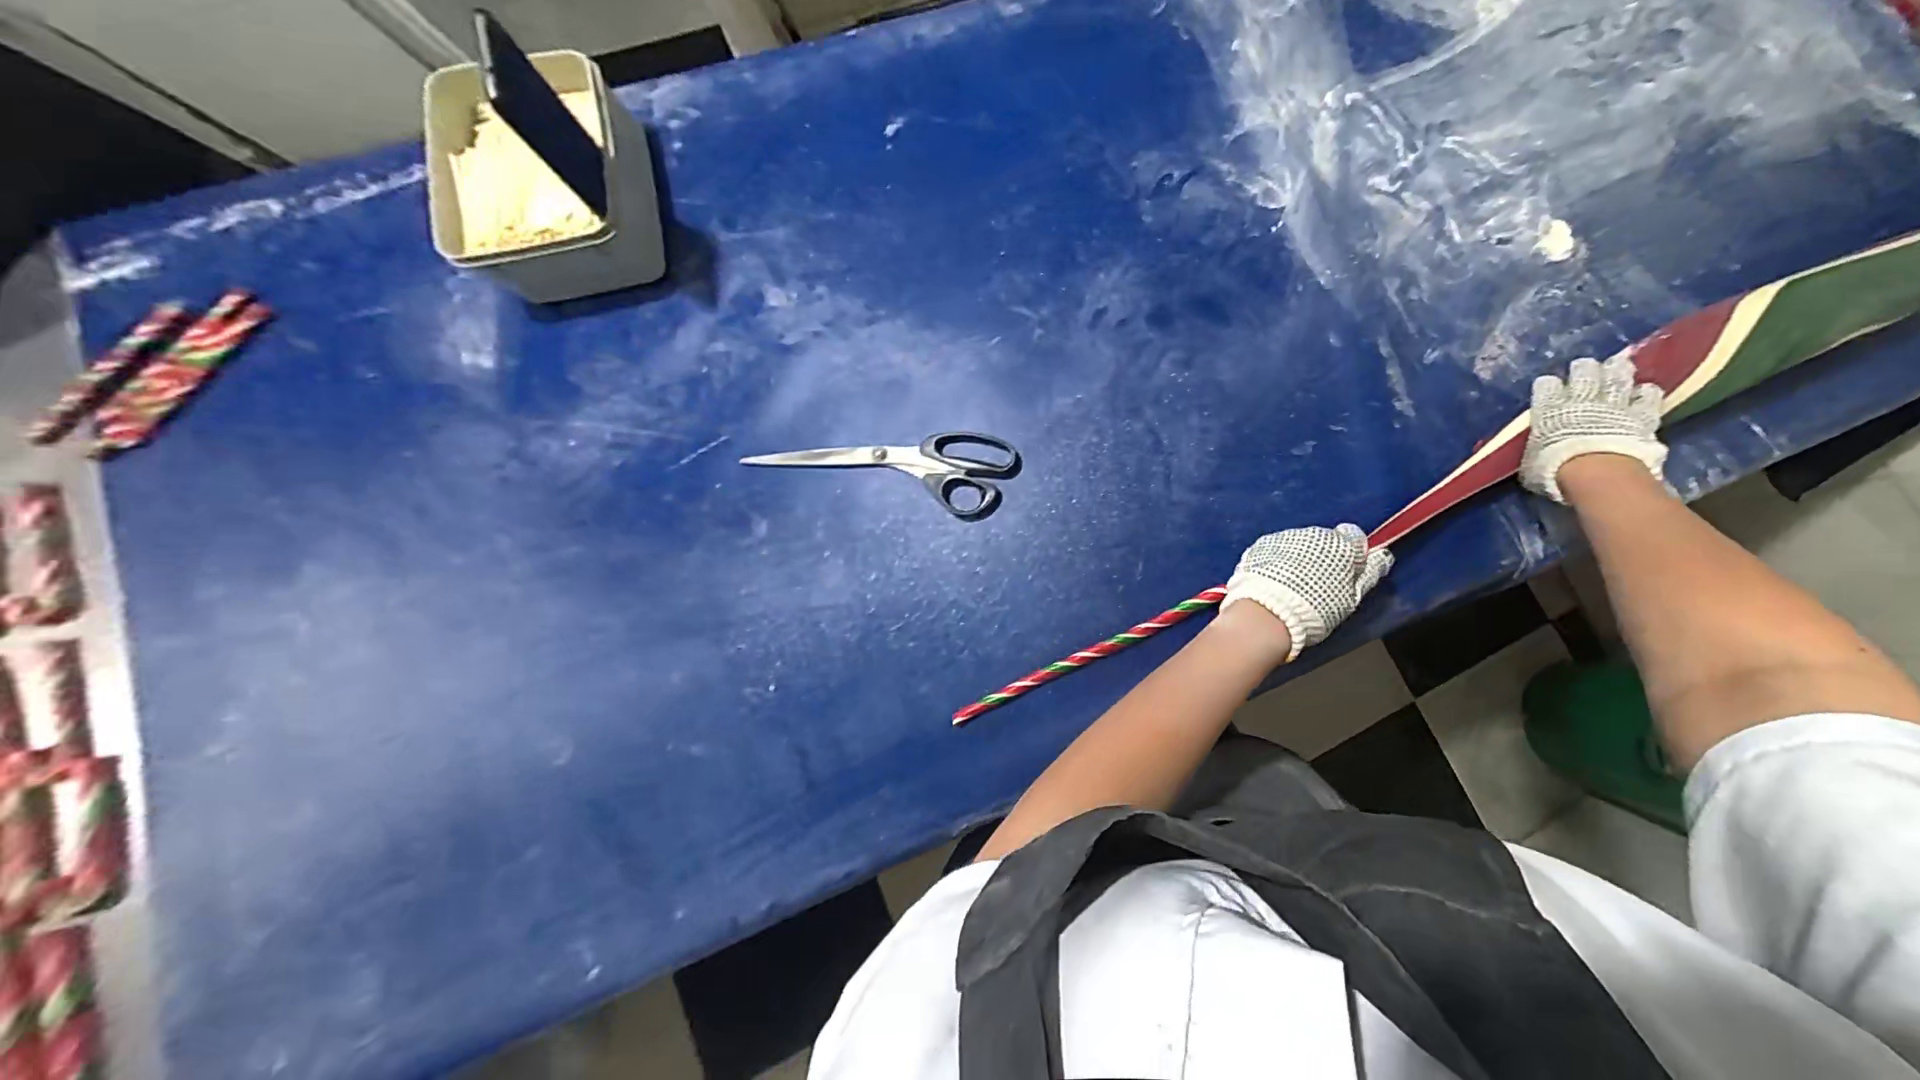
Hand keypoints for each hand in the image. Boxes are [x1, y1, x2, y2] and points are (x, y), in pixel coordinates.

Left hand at [1221, 524, 1391, 662]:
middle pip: (1323, 540)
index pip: (1353, 537)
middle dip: (1322, 557)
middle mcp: (1311, 534)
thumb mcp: (1351, 597)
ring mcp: (1282, 537)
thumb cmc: (1314, 609)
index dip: (1351, 555)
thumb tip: (1383, 557)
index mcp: (1340, 544)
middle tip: (1316, 584)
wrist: (1265, 613)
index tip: (1345, 573)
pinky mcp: (1259, 546)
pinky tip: (1271, 582)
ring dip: (1297, 559)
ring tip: (1291, 586)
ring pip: (1297, 545)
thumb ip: (1369, 574)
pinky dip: (1275, 562)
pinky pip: (1273, 550)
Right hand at [1520, 355, 1666, 503]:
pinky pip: (1647, 398)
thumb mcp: (1531, 460)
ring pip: (1617, 379)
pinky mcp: (1642, 416)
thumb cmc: (1552, 470)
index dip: (1547, 385)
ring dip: (1618, 371)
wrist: (1596, 471)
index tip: (1548, 385)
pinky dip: (1646, 393)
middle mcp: (1581, 401)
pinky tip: (1645, 390)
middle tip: (1585, 365)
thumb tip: (1538, 450)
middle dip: (1584, 369)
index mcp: (1548, 409)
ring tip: (1617, 364)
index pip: (1546, 387)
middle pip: (1585, 375)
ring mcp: (1615, 406)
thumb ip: (1537, 447)